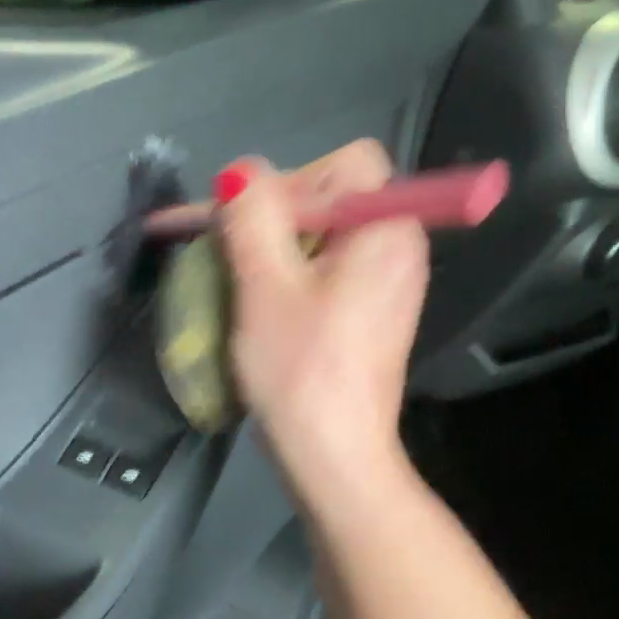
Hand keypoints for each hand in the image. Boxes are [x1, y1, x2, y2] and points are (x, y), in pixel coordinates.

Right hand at [217, 139, 430, 498]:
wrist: (332, 454)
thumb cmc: (299, 371)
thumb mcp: (265, 289)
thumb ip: (252, 220)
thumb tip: (239, 173)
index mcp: (384, 229)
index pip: (345, 164)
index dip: (289, 182)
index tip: (245, 225)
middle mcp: (395, 247)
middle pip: (332, 200)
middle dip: (271, 217)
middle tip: (223, 252)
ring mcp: (384, 286)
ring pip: (323, 240)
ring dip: (272, 251)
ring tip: (230, 281)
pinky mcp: (366, 319)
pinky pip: (325, 276)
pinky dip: (286, 280)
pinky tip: (255, 310)